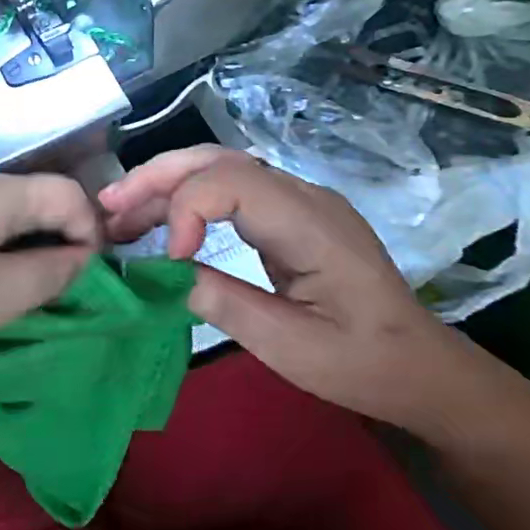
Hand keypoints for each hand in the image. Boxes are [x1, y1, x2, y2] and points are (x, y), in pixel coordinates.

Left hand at [0, 173, 101, 378]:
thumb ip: (47, 273)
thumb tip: (85, 257)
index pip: (68, 192)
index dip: (91, 230)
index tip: (88, 280)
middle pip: (44, 200)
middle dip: (67, 241)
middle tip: (66, 292)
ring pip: (19, 217)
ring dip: (39, 251)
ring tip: (37, 294)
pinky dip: (11, 254)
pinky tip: (0, 285)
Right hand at [99, 145, 493, 432]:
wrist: (422, 369)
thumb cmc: (363, 363)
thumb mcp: (292, 348)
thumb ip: (224, 303)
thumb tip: (160, 273)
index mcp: (312, 225)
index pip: (232, 182)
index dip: (185, 207)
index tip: (166, 257)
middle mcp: (302, 195)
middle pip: (217, 160)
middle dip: (156, 178)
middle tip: (108, 206)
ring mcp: (295, 199)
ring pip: (216, 167)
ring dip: (163, 186)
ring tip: (118, 215)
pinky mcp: (285, 212)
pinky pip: (226, 189)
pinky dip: (184, 199)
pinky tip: (157, 223)